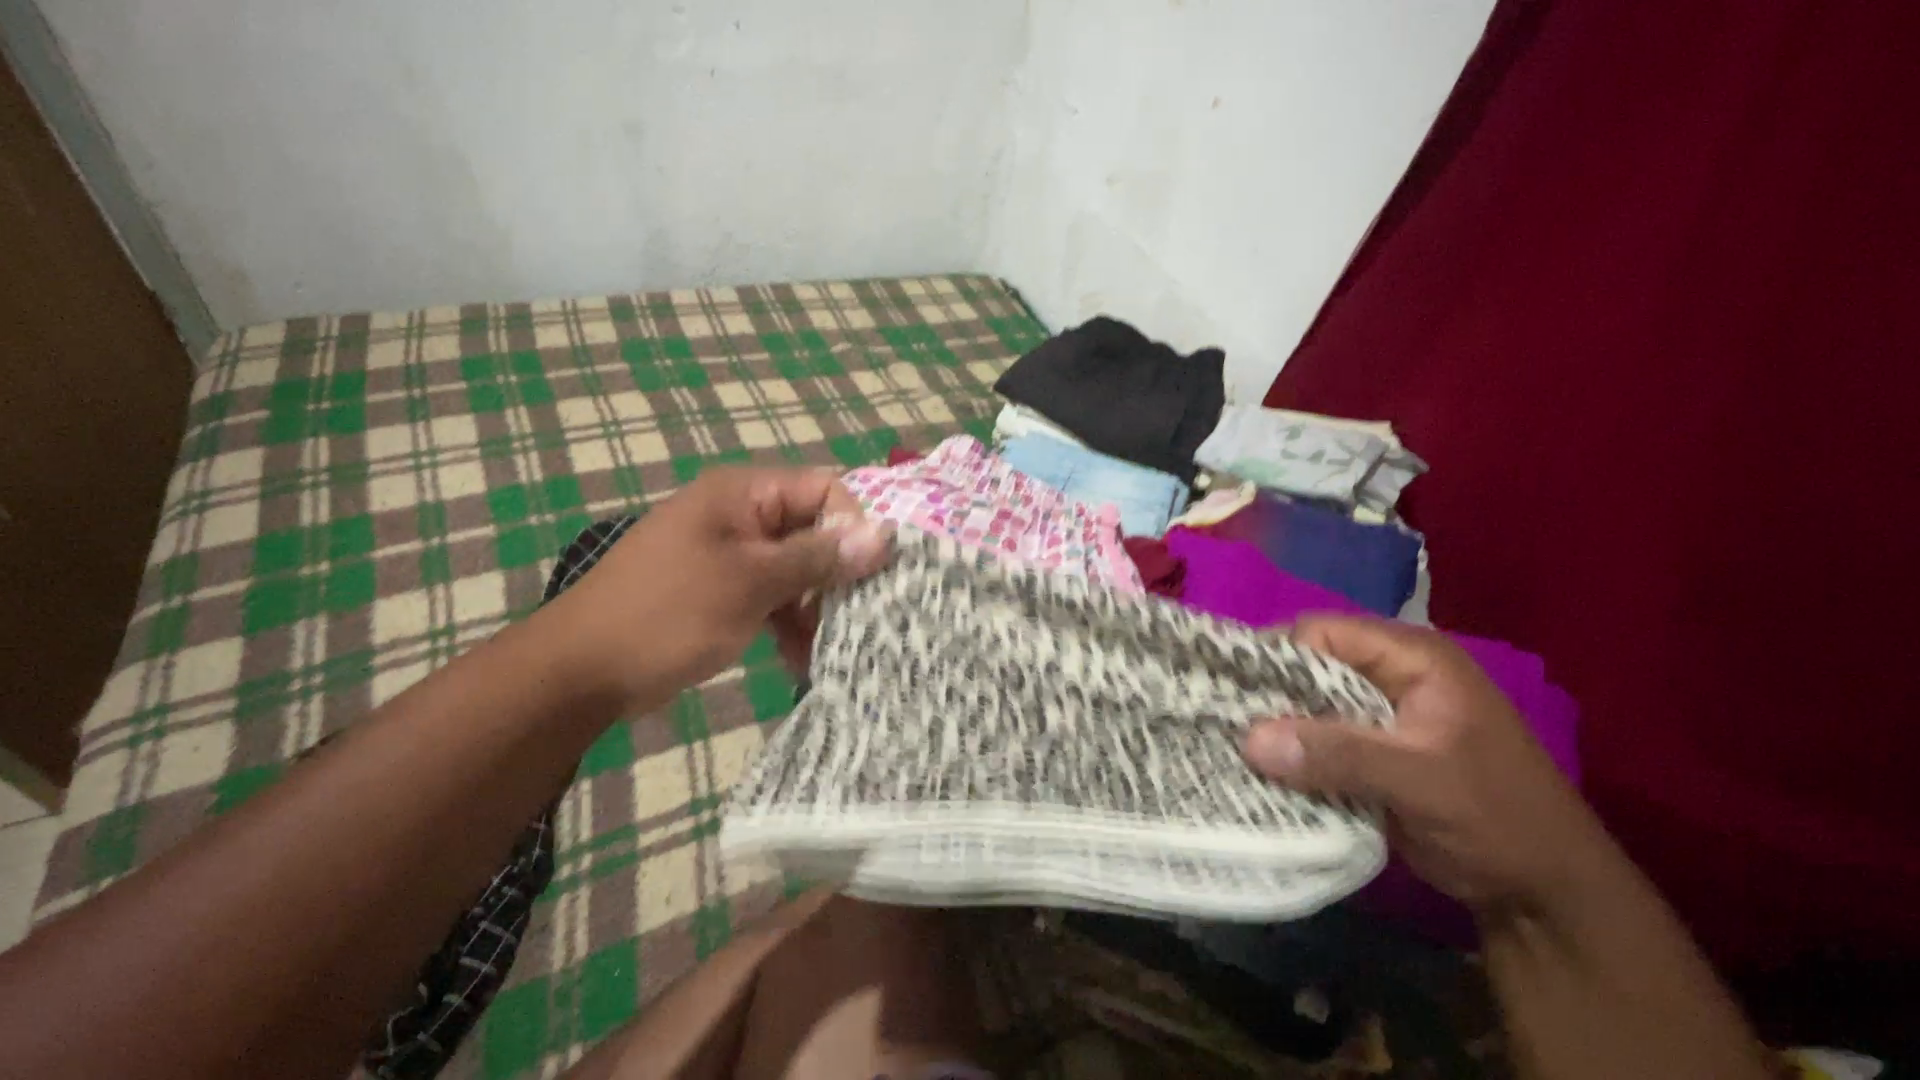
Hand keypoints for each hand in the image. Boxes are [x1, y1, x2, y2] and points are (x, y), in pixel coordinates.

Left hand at [542, 466, 890, 705]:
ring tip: (834, 648)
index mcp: (743, 493)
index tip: (871, 575)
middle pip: (813, 531)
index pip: (824, 489)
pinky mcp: (723, 592)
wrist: (582, 670)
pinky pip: (772, 597)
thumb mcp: (751, 583)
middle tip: (863, 617)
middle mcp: (740, 515)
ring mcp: (730, 556)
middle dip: (839, 574)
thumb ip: (818, 557)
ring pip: (796, 570)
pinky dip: (789, 624)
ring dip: (817, 607)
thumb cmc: (668, 614)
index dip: (853, 527)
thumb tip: (884, 535)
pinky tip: (802, 662)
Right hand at [1242, 615, 1603, 913]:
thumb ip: (1339, 754)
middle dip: (1268, 695)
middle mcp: (1392, 680)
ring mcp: (1381, 722)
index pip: (1324, 633)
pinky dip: (1291, 760)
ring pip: (1310, 711)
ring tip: (1225, 747)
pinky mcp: (1371, 761)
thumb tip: (1249, 738)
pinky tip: (1256, 775)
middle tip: (1218, 720)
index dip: (1275, 653)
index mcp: (1414, 660)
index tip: (1227, 687)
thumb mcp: (1420, 779)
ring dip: (1276, 731)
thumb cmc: (1497, 817)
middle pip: (1311, 669)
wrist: (1544, 893)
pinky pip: (1318, 748)